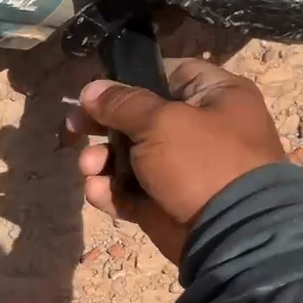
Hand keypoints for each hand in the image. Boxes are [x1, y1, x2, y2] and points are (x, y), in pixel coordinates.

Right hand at [67, 57, 288, 261]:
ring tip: (89, 167)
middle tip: (72, 127)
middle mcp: (196, 128)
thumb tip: (91, 87)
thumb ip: (122, 104)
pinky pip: (125, 190)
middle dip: (102, 125)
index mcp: (213, 97)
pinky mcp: (160, 199)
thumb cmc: (202, 162)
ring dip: (99, 161)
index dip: (131, 80)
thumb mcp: (161, 122)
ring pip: (125, 157)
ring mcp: (177, 167)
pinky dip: (108, 190)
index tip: (97, 92)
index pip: (168, 74)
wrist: (229, 229)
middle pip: (137, 119)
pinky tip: (97, 191)